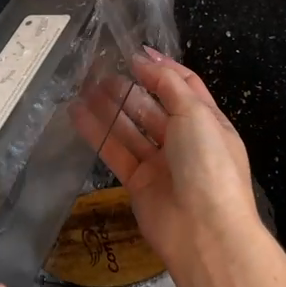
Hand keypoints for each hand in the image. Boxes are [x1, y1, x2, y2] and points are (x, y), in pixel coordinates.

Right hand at [72, 46, 260, 266]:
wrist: (206, 233)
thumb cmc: (208, 164)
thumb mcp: (195, 113)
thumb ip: (168, 83)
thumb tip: (143, 59)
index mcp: (207, 122)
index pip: (184, 86)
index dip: (161, 68)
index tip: (134, 53)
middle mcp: (184, 141)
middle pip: (152, 106)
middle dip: (129, 87)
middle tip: (98, 69)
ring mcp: (161, 163)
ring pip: (131, 127)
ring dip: (109, 106)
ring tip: (83, 85)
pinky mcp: (138, 182)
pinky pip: (115, 150)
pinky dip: (96, 132)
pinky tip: (76, 113)